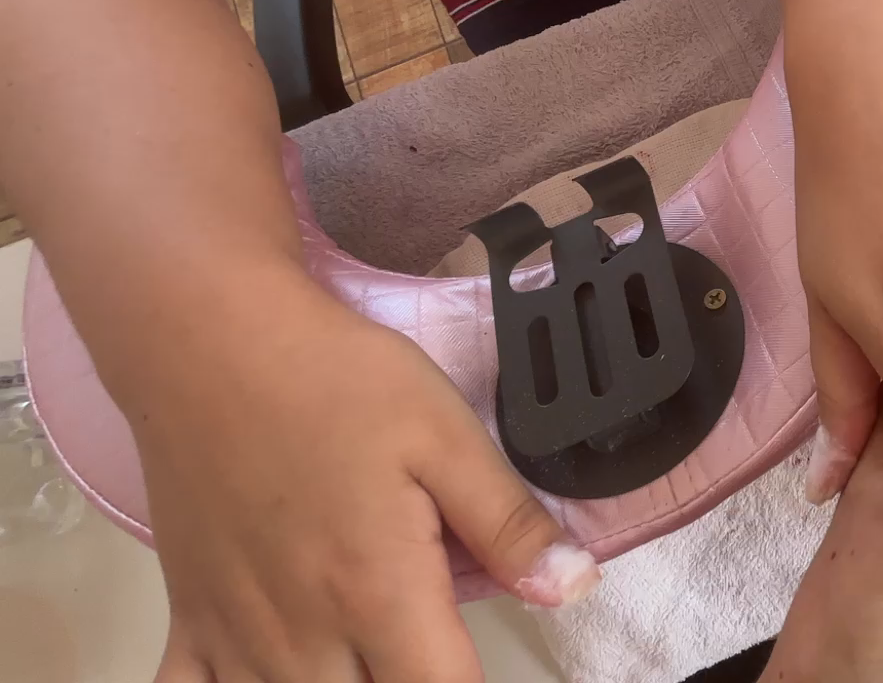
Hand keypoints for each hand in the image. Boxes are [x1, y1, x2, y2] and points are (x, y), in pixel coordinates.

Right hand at [136, 277, 598, 681]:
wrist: (220, 354)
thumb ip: (510, 525)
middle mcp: (298, 638)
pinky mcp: (185, 619)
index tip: (506, 658)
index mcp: (378, 592)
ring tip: (388, 651)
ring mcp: (230, 637)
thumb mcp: (453, 442)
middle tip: (446, 647)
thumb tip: (574, 588)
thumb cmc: (353, 389)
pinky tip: (285, 668)